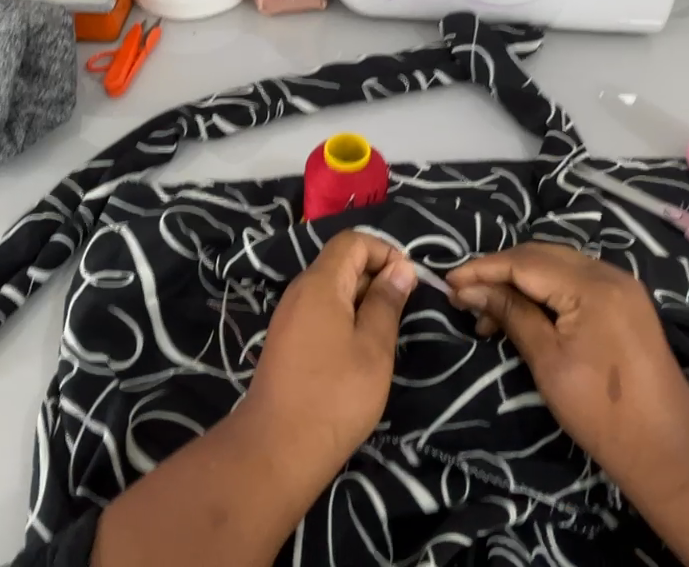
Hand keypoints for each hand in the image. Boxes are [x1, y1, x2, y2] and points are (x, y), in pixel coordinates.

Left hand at [244, 232, 417, 469]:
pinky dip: (344, 316)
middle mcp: (299, 290)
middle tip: (405, 309)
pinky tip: (361, 347)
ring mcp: (289, 315)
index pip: (352, 241)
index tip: (410, 281)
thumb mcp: (373, 347)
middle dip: (376, 274)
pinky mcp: (287, 339)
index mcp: (320, 283)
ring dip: (362, 299)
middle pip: (340, 262)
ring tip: (387, 330)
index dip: (384, 251)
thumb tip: (401, 268)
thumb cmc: (335, 394)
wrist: (278, 446)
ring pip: (331, 288)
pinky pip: (319, 310)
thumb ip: (387, 303)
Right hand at [445, 242, 688, 493]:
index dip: (482, 269)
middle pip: (539, 255)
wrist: (669, 449)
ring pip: (555, 263)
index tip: (448, 284)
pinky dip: (543, 288)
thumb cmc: (601, 410)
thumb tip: (468, 290)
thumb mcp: (547, 361)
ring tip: (489, 310)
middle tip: (464, 298)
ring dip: (519, 279)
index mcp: (591, 286)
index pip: (523, 262)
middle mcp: (608, 273)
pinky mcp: (624, 301)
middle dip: (498, 271)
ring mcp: (620, 285)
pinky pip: (573, 278)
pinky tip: (523, 311)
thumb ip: (510, 314)